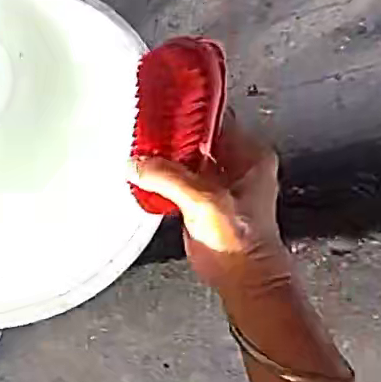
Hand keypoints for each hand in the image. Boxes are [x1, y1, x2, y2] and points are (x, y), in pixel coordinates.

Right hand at [128, 121, 294, 301]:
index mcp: (248, 155)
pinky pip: (169, 172)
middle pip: (191, 134)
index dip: (184, 110)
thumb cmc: (242, 242)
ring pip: (178, 153)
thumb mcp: (205, 203)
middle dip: (164, 133)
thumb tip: (136, 163)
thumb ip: (169, 178)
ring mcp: (213, 179)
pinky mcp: (195, 194)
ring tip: (132, 149)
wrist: (241, 276)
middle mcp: (233, 162)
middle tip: (136, 129)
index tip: (156, 105)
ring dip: (156, 154)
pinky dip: (152, 172)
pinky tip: (137, 172)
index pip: (213, 117)